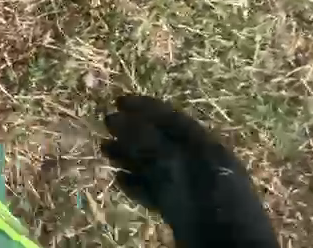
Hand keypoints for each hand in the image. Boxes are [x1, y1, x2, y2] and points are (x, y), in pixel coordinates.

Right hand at [101, 94, 277, 247]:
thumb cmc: (201, 200)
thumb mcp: (170, 164)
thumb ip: (142, 139)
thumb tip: (114, 118)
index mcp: (205, 147)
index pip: (171, 117)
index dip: (143, 107)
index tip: (116, 102)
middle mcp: (201, 164)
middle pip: (161, 140)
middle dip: (131, 133)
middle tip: (106, 128)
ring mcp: (195, 188)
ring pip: (156, 164)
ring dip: (130, 157)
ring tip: (107, 154)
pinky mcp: (187, 210)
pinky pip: (159, 189)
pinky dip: (139, 183)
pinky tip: (121, 180)